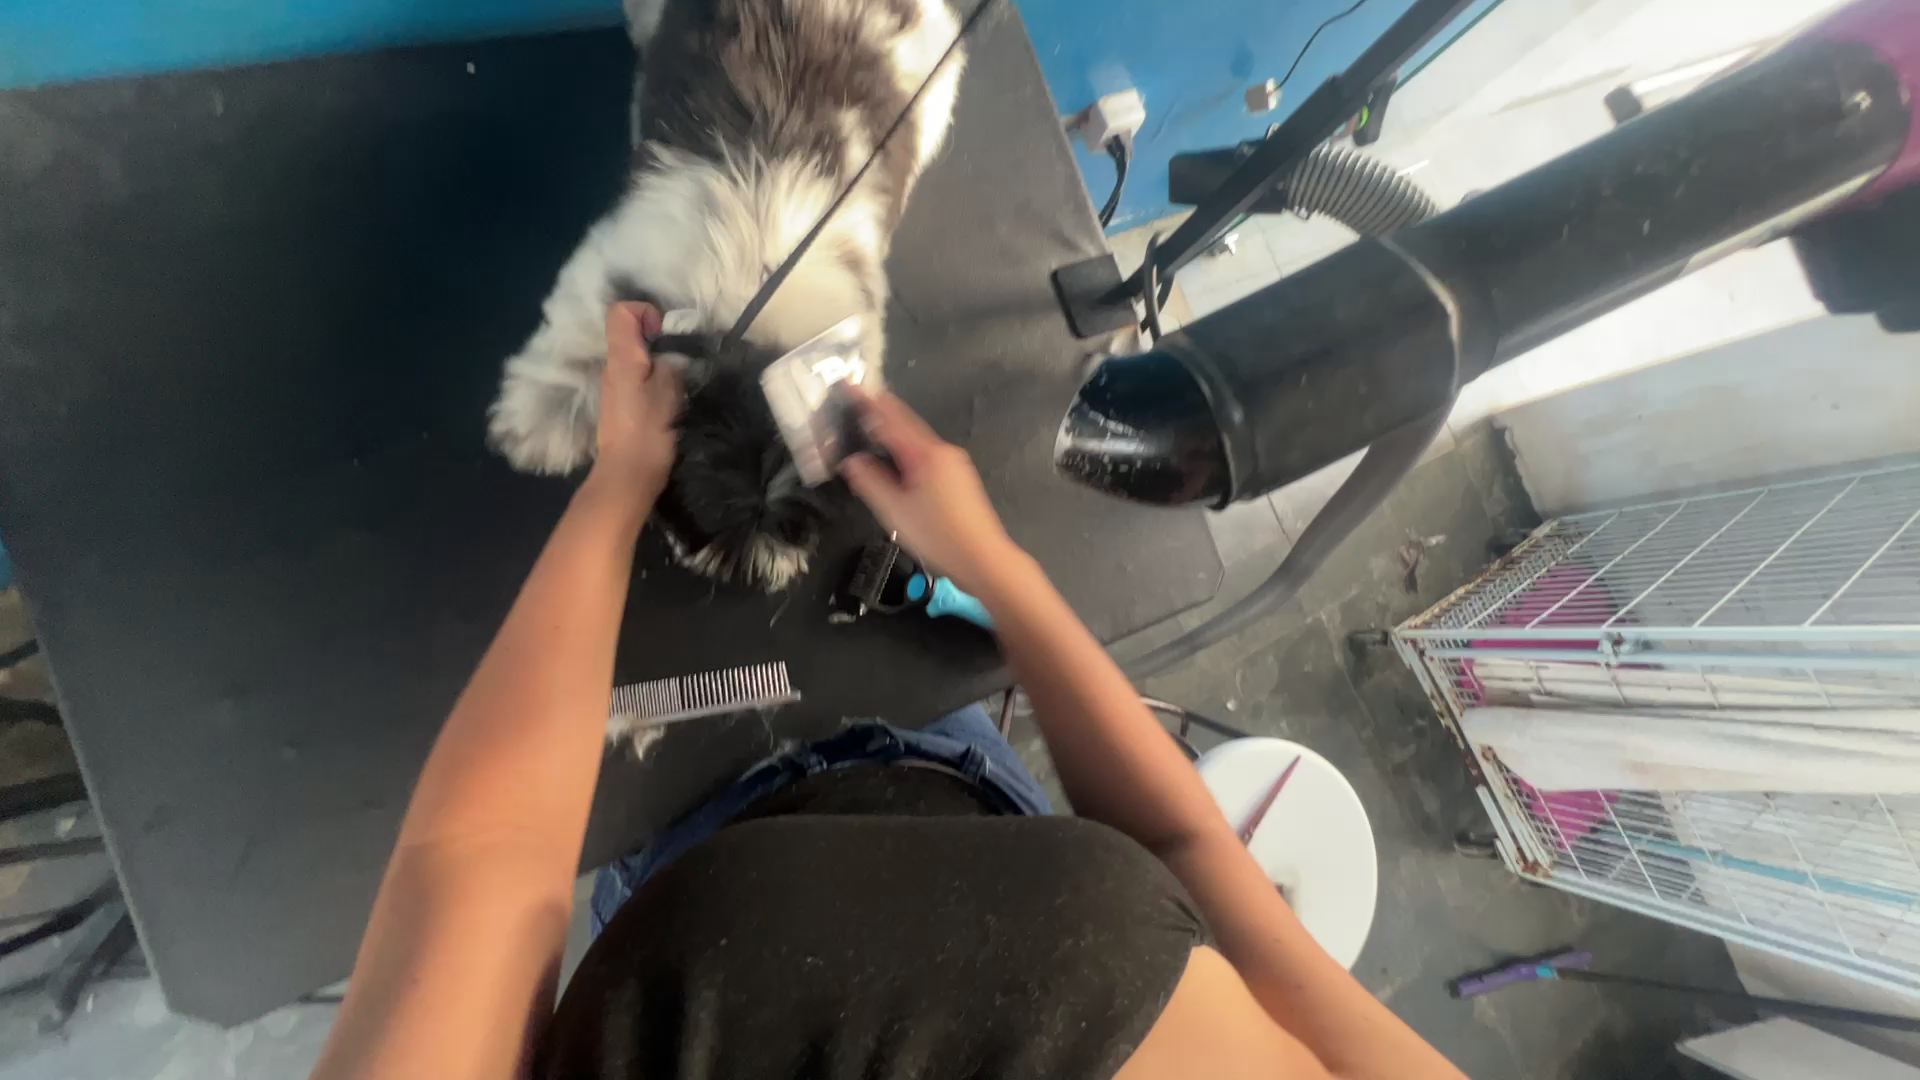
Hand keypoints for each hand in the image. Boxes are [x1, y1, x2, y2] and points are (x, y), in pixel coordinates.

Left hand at [587, 302, 682, 500]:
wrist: (627, 475)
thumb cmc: (648, 433)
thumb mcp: (668, 393)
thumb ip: (672, 364)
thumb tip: (675, 352)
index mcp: (622, 358)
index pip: (621, 311)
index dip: (646, 312)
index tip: (667, 335)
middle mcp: (612, 368)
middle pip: (628, 333)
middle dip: (657, 338)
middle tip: (681, 360)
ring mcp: (614, 387)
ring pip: (635, 357)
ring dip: (658, 362)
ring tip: (680, 382)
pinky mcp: (621, 405)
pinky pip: (636, 378)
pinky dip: (653, 379)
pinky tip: (670, 399)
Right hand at [840, 392, 1022, 595]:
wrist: (982, 558)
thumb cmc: (939, 536)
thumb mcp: (895, 510)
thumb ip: (870, 481)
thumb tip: (852, 462)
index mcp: (926, 454)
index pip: (890, 419)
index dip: (868, 402)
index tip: (851, 386)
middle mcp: (943, 452)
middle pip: (907, 425)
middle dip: (881, 413)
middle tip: (858, 400)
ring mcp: (954, 465)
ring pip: (918, 441)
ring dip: (894, 433)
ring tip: (871, 427)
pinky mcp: (959, 479)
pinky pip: (927, 456)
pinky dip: (908, 451)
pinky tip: (897, 459)